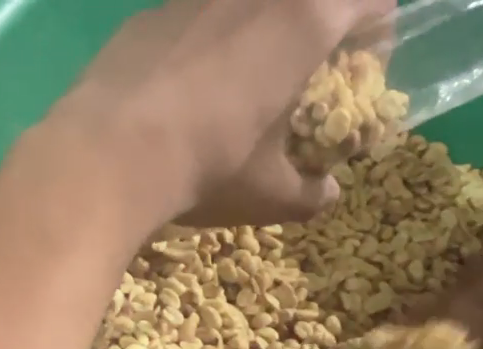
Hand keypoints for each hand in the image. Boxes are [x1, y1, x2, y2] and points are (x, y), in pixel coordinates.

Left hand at [38, 0, 396, 227]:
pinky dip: (201, 42)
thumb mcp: (267, 195)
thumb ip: (308, 193)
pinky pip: (193, 17)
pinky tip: (179, 89)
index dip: (376, 30)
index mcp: (307, 21)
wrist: (106, 156)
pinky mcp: (149, 12)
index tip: (361, 67)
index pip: (371, 0)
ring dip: (254, 32)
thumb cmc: (205, 168)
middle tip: (301, 73)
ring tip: (237, 81)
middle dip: (314, 28)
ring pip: (244, 6)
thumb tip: (327, 196)